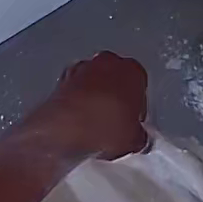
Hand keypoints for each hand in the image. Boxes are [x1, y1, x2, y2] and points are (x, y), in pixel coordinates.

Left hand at [23, 51, 149, 161]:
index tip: (132, 119)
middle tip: (114, 120)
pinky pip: (74, 88)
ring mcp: (82, 68)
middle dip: (115, 95)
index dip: (136, 104)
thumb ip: (138, 134)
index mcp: (133, 70)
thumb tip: (136, 138)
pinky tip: (77, 121)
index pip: (140, 84)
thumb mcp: (133, 139)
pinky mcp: (61, 79)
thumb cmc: (105, 126)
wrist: (66, 129)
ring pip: (93, 80)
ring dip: (94, 95)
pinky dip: (76, 100)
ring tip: (94, 122)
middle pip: (116, 77)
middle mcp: (108, 62)